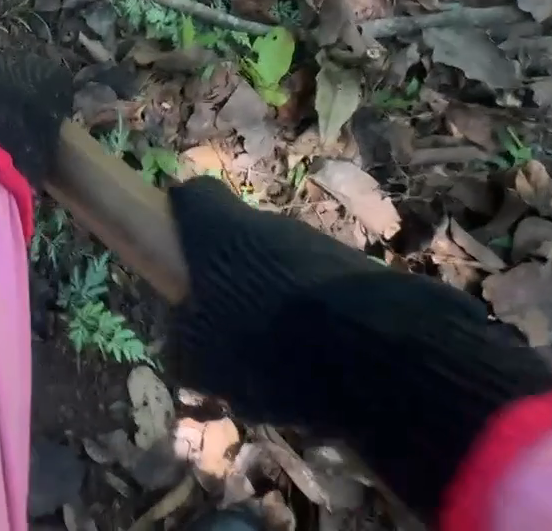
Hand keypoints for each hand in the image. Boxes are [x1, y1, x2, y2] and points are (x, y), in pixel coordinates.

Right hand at [167, 177, 551, 520]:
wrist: (374, 353)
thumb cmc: (263, 340)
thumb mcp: (205, 358)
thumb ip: (185, 346)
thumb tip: (179, 344)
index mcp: (216, 228)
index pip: (193, 195)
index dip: (184, 213)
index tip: (178, 243)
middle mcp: (263, 222)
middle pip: (238, 232)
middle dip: (230, 267)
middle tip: (226, 314)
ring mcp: (314, 243)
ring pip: (280, 260)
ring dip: (273, 292)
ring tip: (276, 347)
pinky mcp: (357, 270)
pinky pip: (319, 284)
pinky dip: (312, 311)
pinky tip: (316, 356)